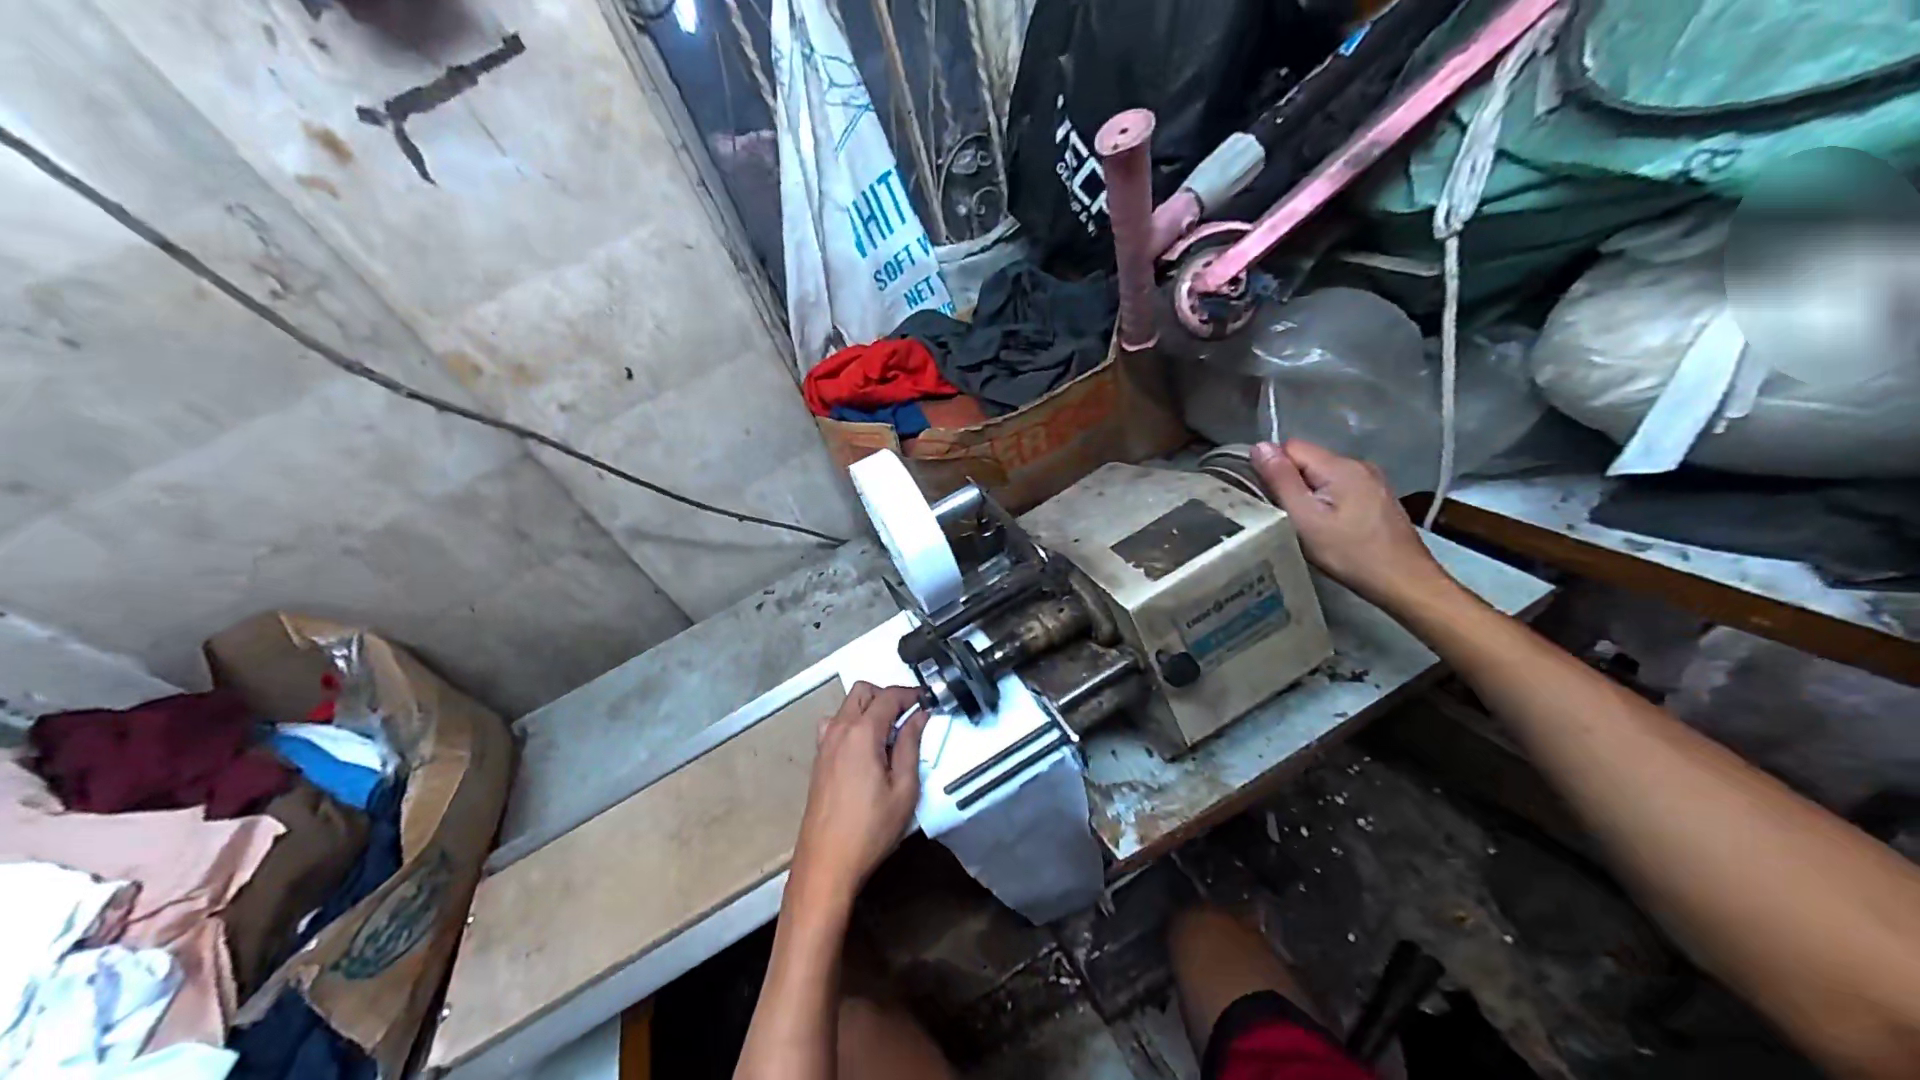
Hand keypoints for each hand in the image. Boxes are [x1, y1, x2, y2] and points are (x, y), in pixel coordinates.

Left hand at [788, 682, 928, 909]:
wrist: (826, 863)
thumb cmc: (870, 829)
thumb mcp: (904, 789)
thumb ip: (911, 745)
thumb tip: (919, 717)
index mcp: (861, 733)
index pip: (888, 696)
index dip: (911, 694)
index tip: (928, 701)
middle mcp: (838, 730)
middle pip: (862, 692)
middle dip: (888, 695)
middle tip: (910, 716)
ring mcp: (824, 744)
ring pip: (847, 706)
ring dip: (869, 708)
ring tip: (890, 733)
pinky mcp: (819, 759)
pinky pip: (836, 725)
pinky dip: (854, 723)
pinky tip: (868, 749)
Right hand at [1250, 439, 1452, 611]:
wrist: (1404, 580)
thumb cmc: (1349, 553)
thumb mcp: (1305, 519)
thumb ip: (1281, 480)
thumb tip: (1260, 446)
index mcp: (1339, 465)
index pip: (1290, 447)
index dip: (1273, 469)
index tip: (1270, 499)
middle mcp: (1358, 464)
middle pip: (1308, 460)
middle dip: (1291, 483)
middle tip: (1287, 517)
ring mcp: (1372, 480)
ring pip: (1323, 475)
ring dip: (1309, 494)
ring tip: (1306, 525)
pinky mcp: (1378, 497)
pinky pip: (1340, 487)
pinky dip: (1327, 501)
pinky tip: (1330, 526)